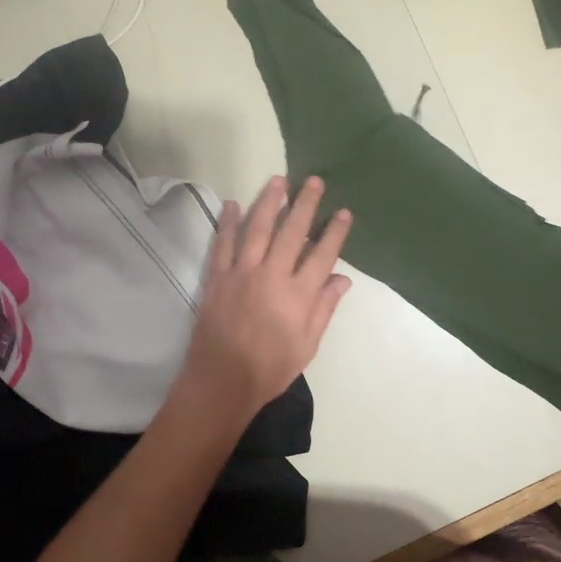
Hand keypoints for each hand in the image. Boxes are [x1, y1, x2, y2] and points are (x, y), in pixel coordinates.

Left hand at [176, 176, 352, 422]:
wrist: (222, 381)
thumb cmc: (270, 369)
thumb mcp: (307, 345)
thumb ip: (324, 309)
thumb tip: (341, 279)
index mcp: (298, 295)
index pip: (322, 255)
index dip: (334, 232)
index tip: (343, 212)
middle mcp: (272, 276)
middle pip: (292, 232)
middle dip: (305, 204)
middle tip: (314, 181)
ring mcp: (241, 274)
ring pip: (258, 229)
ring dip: (269, 202)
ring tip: (279, 180)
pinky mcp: (217, 278)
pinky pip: (223, 244)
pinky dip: (228, 223)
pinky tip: (233, 204)